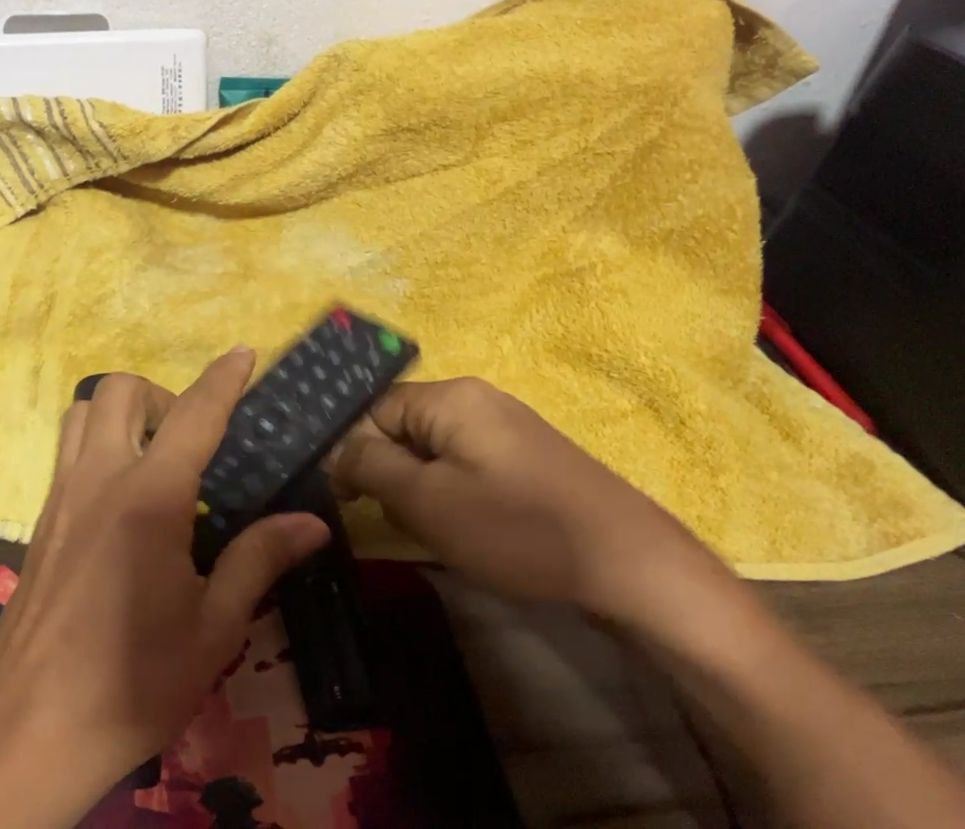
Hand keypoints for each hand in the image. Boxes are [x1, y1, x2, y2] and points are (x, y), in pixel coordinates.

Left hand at [0, 351, 329, 822]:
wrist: (31, 724)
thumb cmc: (134, 680)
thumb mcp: (213, 628)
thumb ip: (258, 561)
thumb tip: (310, 522)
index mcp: (149, 498)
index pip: (193, 415)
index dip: (222, 379)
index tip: (243, 354)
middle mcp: (98, 480)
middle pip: (117, 391)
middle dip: (161, 393)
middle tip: (194, 439)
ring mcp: (60, 498)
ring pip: (81, 415)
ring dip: (120, 414)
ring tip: (157, 459)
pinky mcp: (40, 522)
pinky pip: (67, 454)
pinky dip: (98, 446)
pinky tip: (123, 502)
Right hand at [329, 377, 734, 631]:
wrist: (629, 566)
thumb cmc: (516, 529)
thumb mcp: (426, 500)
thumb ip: (367, 465)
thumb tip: (335, 449)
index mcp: (450, 397)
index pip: (370, 409)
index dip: (352, 453)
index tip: (351, 500)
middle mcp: (477, 399)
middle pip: (400, 429)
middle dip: (390, 475)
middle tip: (405, 519)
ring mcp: (505, 428)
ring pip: (430, 453)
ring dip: (421, 492)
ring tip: (441, 531)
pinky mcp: (524, 460)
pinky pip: (464, 467)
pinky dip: (453, 497)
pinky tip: (470, 531)